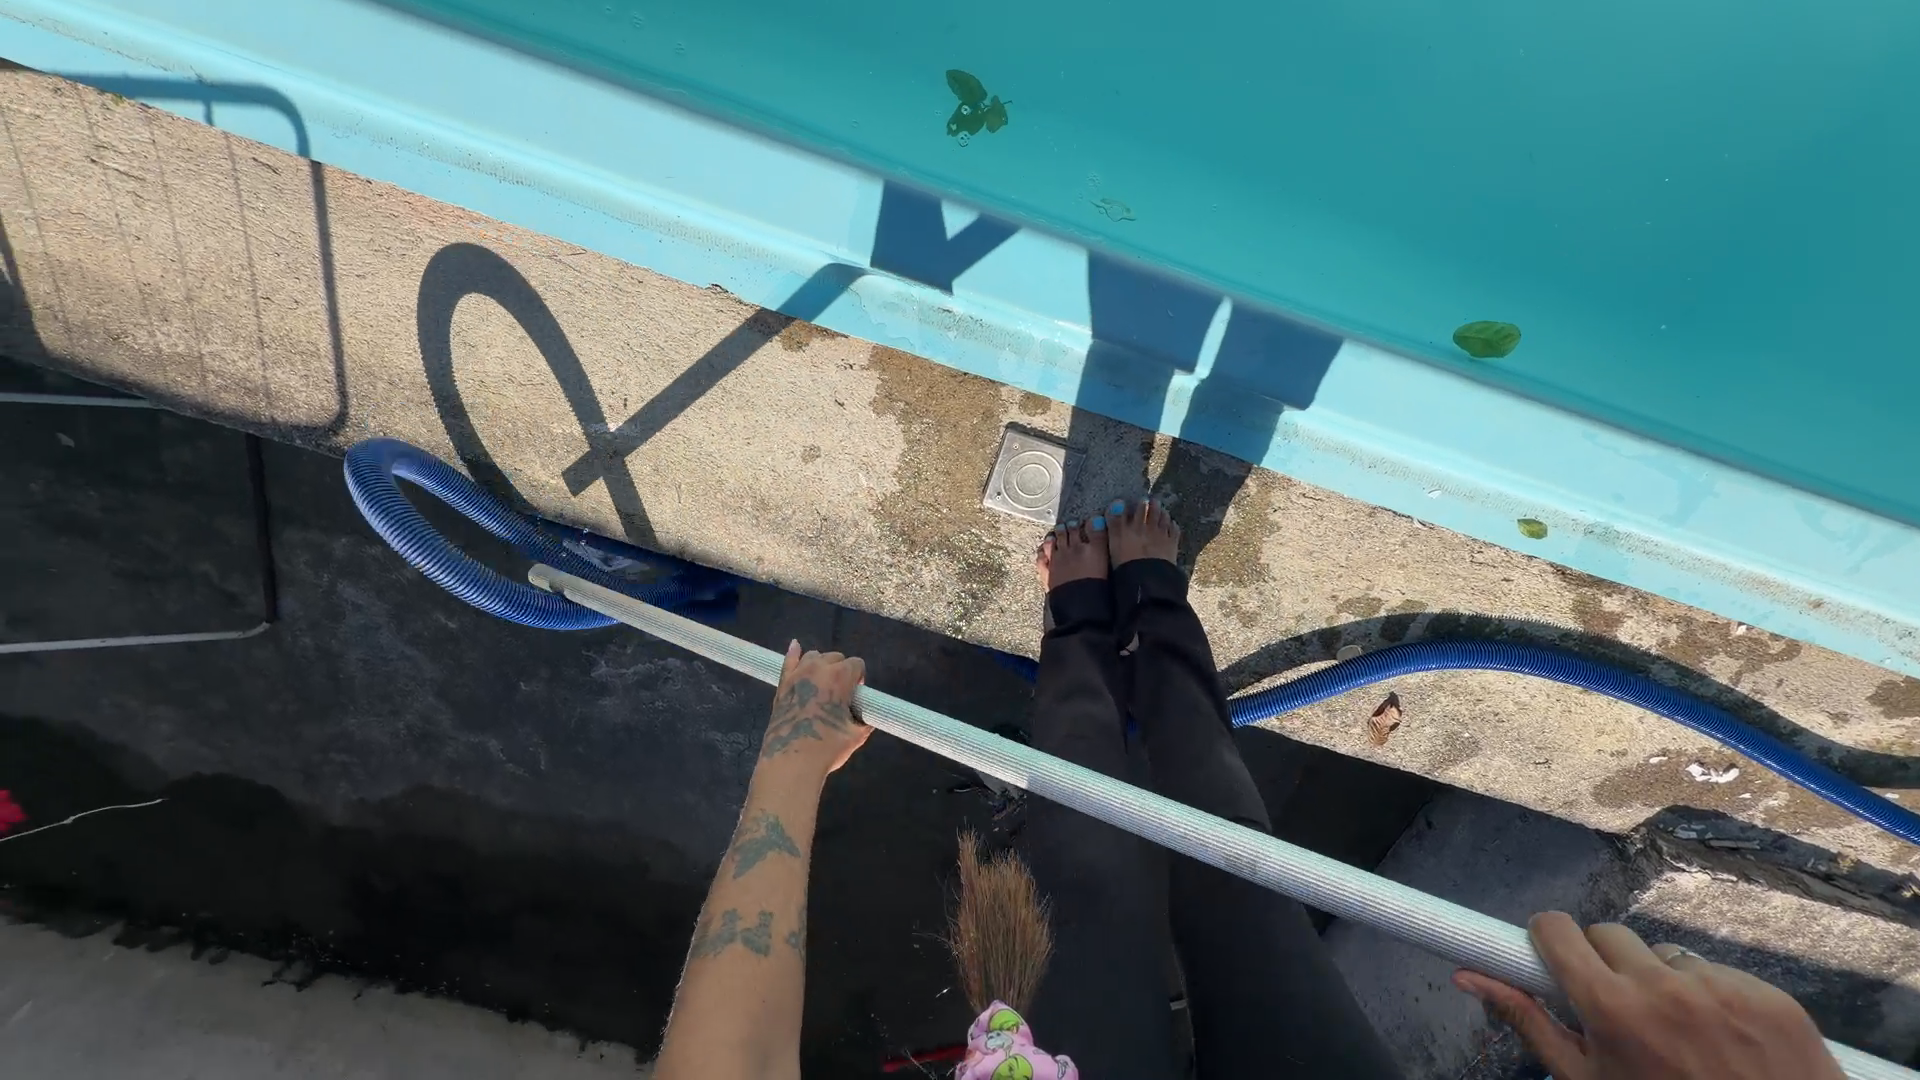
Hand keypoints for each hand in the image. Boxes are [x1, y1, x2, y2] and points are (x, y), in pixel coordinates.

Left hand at [758, 641, 870, 773]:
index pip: (857, 664)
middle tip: (840, 695)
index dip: (859, 679)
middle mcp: (818, 669)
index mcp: (840, 677)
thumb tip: (867, 716)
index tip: (856, 696)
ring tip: (823, 684)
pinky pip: (789, 661)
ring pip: (814, 656)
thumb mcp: (857, 734)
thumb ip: (865, 719)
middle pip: (836, 657)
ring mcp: (798, 674)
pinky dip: (794, 653)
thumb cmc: (827, 747)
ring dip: (822, 665)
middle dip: (842, 671)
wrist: (791, 761)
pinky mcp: (782, 684)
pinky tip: (795, 646)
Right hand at [1454, 912, 1841, 1079]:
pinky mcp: (1773, 999)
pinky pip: (1720, 972)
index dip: (1552, 939)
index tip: (1559, 958)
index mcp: (1611, 1006)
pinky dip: (1715, 996)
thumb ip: (1526, 1019)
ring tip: (1683, 1028)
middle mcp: (1663, 987)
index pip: (1556, 927)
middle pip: (1607, 934)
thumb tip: (1464, 974)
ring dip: (1662, 978)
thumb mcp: (1586, 1078)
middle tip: (1622, 1004)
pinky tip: (1728, 1037)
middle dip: (1606, 960)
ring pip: (1664, 953)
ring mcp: (1723, 990)